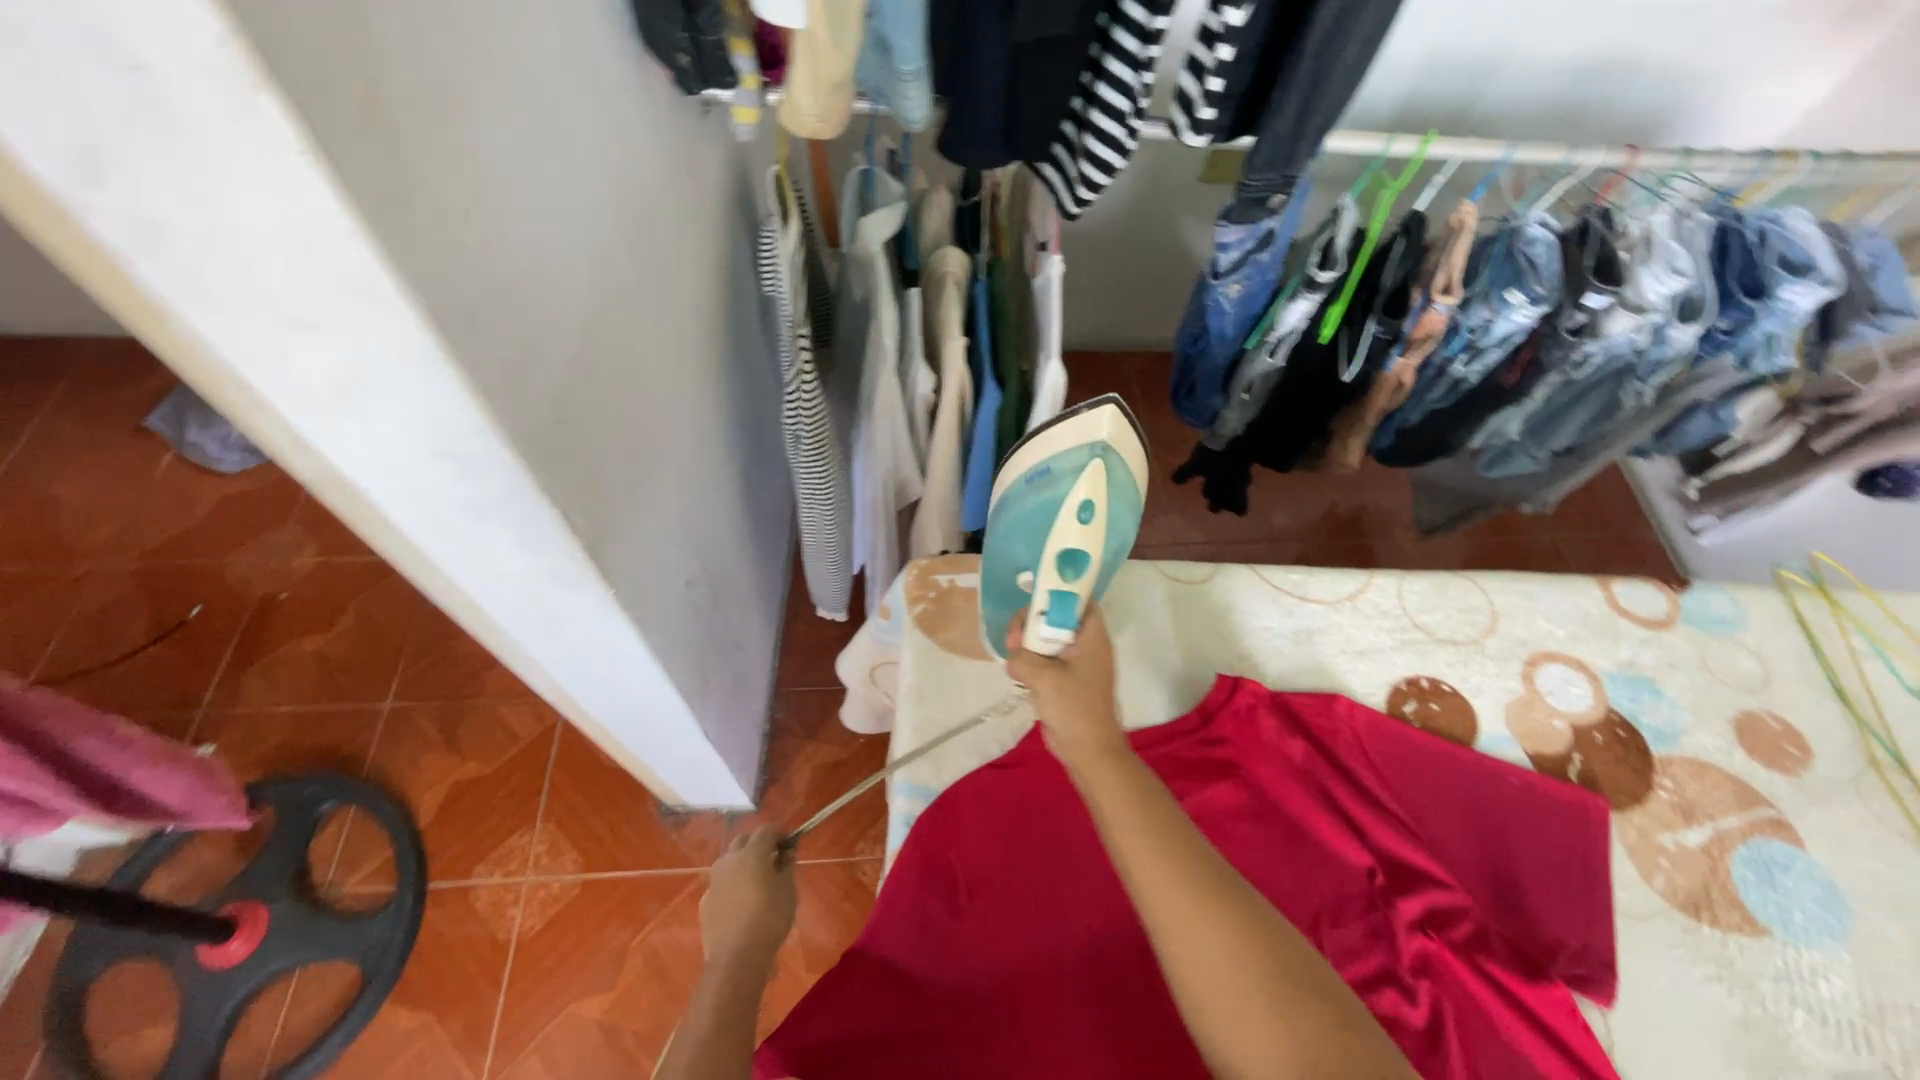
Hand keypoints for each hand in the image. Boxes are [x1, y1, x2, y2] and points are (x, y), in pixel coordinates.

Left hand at [699, 826, 795, 973]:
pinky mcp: (706, 900)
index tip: (790, 843)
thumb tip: (786, 852)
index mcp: (752, 853)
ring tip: (758, 879)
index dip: (780, 832)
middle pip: (744, 840)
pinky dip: (733, 882)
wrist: (736, 957)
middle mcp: (729, 860)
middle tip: (774, 857)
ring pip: (729, 860)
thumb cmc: (769, 919)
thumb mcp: (788, 891)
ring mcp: (714, 880)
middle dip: (759, 843)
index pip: (766, 829)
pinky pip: (722, 882)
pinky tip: (742, 900)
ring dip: (744, 861)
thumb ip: (787, 866)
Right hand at [1007, 604, 1128, 769]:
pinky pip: (1046, 661)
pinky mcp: (1066, 681)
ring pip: (1048, 640)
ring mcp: (1076, 664)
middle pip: (1057, 618)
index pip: (1079, 601)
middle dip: (1033, 624)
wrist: (1088, 750)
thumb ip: (1022, 657)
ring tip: (1014, 658)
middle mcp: (1087, 645)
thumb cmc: (1074, 708)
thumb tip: (1014, 655)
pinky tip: (1018, 672)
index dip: (1056, 596)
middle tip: (1014, 639)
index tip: (1032, 606)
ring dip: (1029, 646)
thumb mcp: (1043, 677)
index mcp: (1092, 637)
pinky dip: (1032, 663)